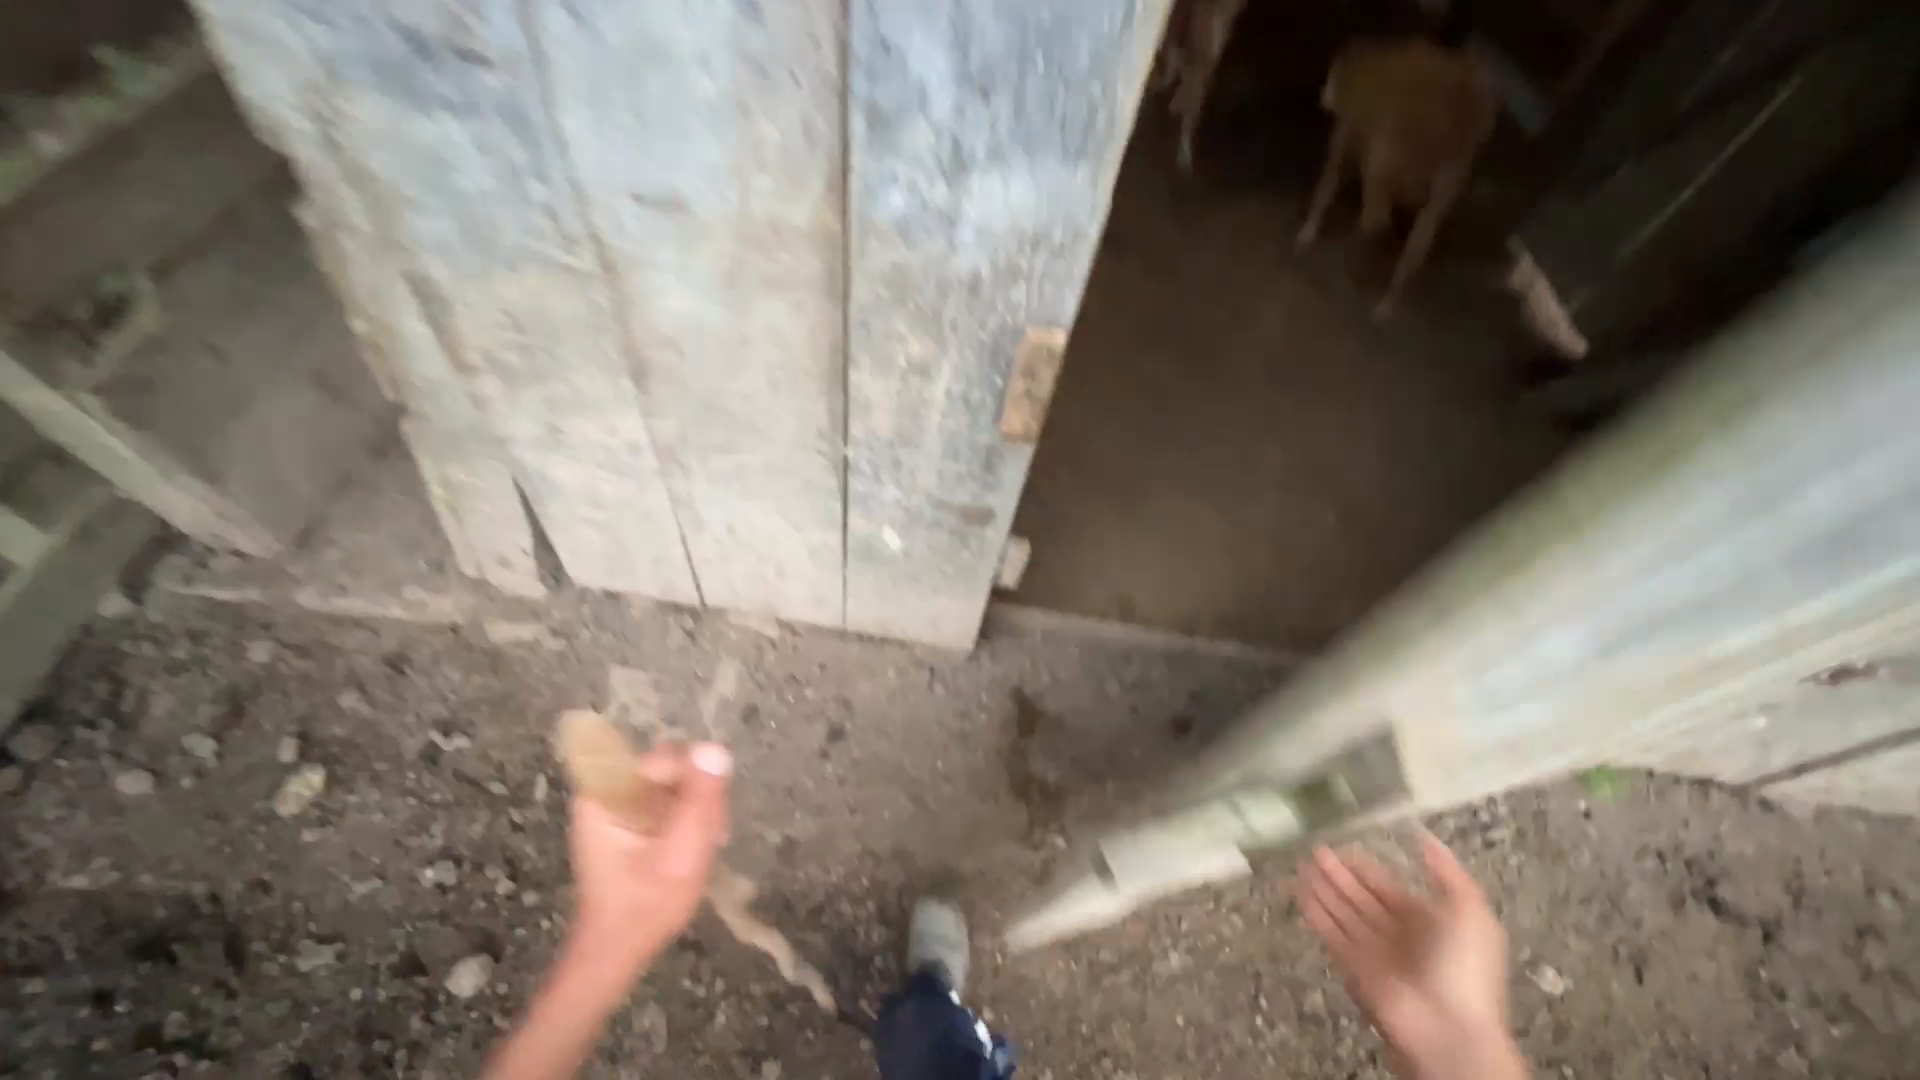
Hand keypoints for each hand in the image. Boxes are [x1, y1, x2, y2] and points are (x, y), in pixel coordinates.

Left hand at [568, 742, 731, 971]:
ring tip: (703, 848)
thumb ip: (699, 801)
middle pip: (673, 770)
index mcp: (605, 795)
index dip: (694, 782)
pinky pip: (671, 804)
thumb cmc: (644, 907)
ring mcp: (620, 807)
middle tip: (710, 838)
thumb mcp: (681, 854)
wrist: (617, 954)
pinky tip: (696, 848)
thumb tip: (715, 748)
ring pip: (677, 786)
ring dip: (698, 813)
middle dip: (699, 801)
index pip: (664, 759)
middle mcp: (608, 792)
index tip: (709, 816)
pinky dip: (689, 823)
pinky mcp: (632, 822)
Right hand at [1297, 833, 1523, 1079]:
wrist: (1448, 1028)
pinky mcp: (1353, 967)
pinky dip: (1315, 914)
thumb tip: (1423, 837)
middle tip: (1314, 849)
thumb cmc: (1464, 966)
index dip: (1366, 868)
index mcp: (1428, 921)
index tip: (1343, 846)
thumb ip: (1445, 871)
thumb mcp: (1469, 909)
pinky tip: (1300, 892)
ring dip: (1323, 889)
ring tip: (1301, 864)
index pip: (1388, 888)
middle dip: (1338, 875)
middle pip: (1361, 899)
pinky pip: (1331, 934)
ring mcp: (1374, 952)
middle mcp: (1398, 934)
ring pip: (1343, 913)